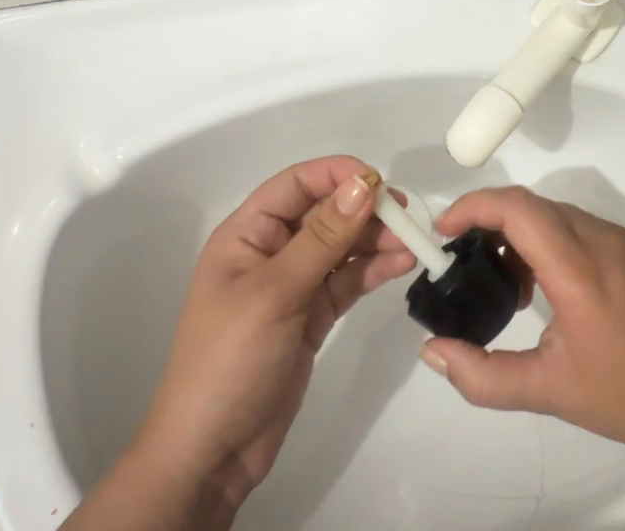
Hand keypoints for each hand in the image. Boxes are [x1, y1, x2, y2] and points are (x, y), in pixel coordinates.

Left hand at [69, 156, 413, 529]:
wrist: (212, 449)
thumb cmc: (229, 359)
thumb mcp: (275, 292)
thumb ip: (323, 238)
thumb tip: (362, 184)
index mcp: (246, 234)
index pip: (296, 184)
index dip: (337, 174)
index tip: (381, 183)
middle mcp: (270, 252)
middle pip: (324, 213)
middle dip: (365, 210)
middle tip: (406, 220)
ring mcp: (292, 285)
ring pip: (341, 247)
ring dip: (375, 241)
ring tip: (412, 246)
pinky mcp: (311, 316)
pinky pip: (347, 281)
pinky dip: (372, 271)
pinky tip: (400, 266)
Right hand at [417, 186, 624, 464]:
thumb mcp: (547, 391)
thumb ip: (481, 375)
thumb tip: (432, 351)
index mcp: (579, 270)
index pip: (518, 209)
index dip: (473, 207)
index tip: (443, 232)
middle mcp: (603, 241)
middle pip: (533, 205)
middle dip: (490, 220)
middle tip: (463, 258)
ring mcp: (624, 242)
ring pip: (557, 214)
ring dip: (520, 232)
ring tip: (504, 282)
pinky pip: (580, 227)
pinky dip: (549, 240)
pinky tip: (543, 286)